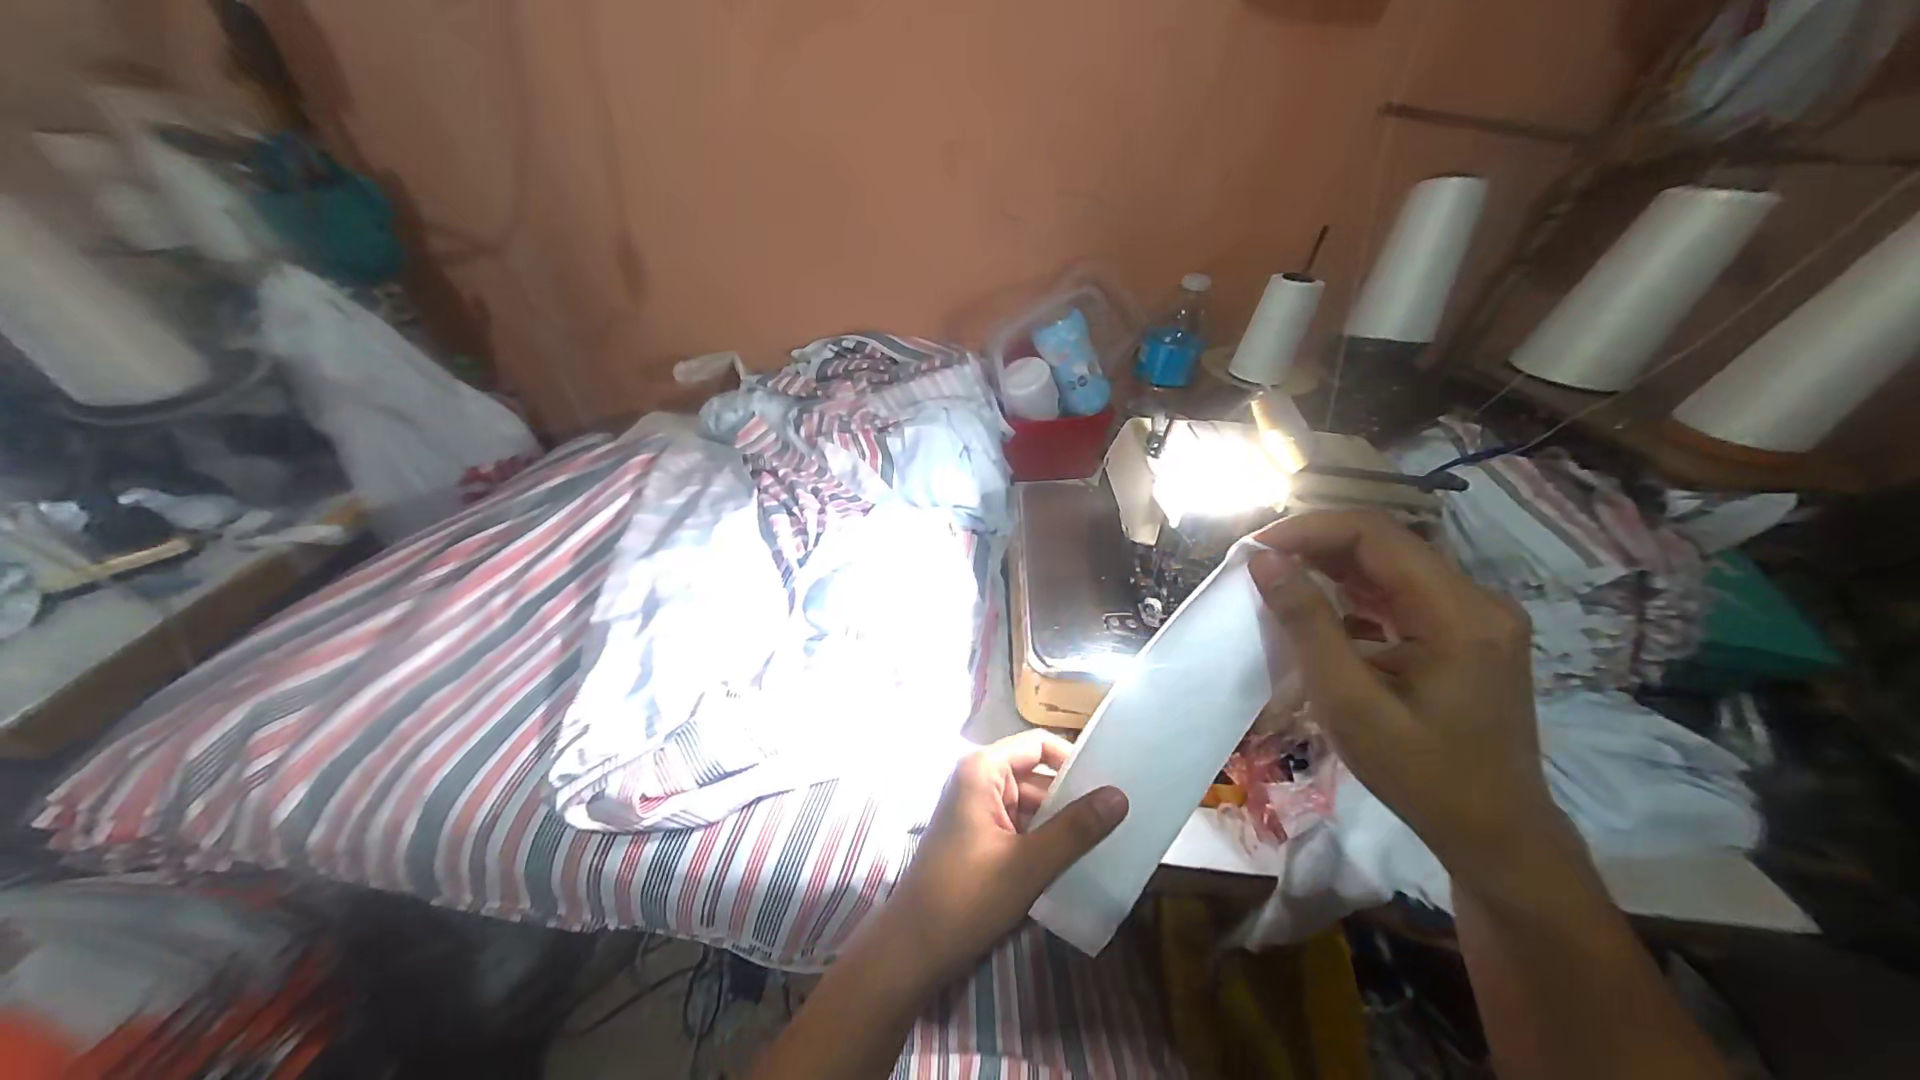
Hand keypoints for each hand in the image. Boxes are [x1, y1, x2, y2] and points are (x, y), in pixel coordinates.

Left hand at [865, 730, 1127, 988]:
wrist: (913, 949)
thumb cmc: (966, 897)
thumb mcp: (1028, 864)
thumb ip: (1075, 829)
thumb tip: (1120, 795)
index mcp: (983, 771)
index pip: (1038, 745)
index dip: (1074, 759)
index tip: (1111, 784)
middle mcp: (978, 781)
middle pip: (1038, 775)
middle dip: (1074, 798)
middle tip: (1121, 818)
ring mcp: (977, 811)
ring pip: (1032, 805)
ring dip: (1062, 824)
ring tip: (1108, 841)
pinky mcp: (980, 839)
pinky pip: (1021, 827)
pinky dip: (1045, 841)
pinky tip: (1076, 861)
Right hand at [1248, 510, 1575, 893]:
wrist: (1495, 834)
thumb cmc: (1421, 775)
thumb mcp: (1350, 702)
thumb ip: (1307, 624)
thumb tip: (1265, 561)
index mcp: (1458, 612)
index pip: (1376, 534)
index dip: (1309, 530)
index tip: (1256, 551)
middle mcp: (1477, 600)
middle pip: (1385, 544)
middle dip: (1315, 546)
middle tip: (1258, 567)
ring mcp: (1475, 616)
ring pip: (1391, 566)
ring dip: (1331, 568)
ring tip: (1278, 582)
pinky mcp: (1465, 633)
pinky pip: (1401, 594)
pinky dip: (1354, 594)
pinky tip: (1321, 613)